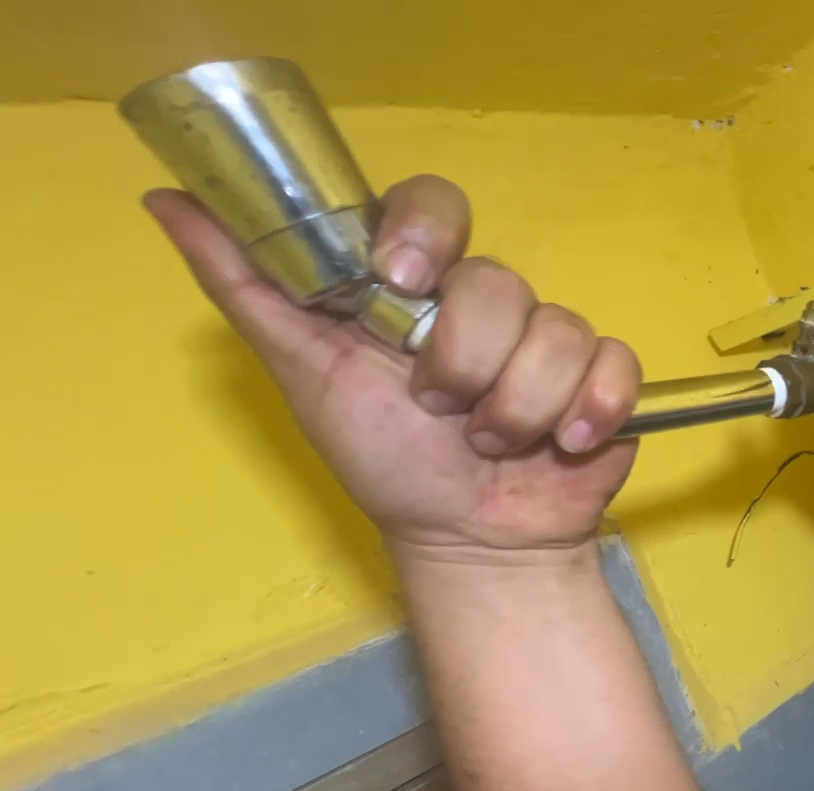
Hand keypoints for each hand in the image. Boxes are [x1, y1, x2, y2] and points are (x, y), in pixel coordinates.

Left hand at [145, 176, 640, 561]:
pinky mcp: (607, 382)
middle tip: (445, 410)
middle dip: (470, 360)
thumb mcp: (311, 380)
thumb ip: (255, 295)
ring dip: (524, 404)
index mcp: (421, 293)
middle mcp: (491, 309)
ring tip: (500, 445)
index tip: (404, 281)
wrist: (476, 540)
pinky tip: (570, 443)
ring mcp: (554, 345)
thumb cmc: (394, 467)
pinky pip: (617, 364)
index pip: (435, 206)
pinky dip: (596, 406)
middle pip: (500, 281)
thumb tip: (169, 201)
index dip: (426, 229)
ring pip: (560, 331)